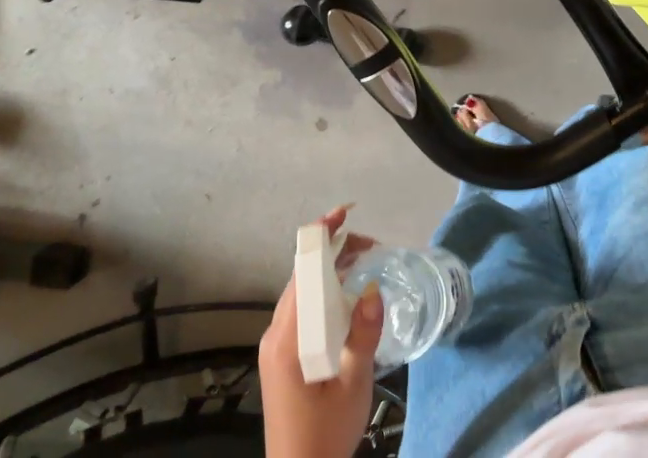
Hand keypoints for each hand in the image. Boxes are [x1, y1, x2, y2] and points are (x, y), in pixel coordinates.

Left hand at [259, 205, 385, 457]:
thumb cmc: (325, 433)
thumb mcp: (352, 385)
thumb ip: (362, 336)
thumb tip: (371, 289)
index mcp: (287, 338)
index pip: (302, 274)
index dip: (321, 239)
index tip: (343, 214)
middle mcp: (276, 335)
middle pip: (301, 279)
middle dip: (333, 251)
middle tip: (372, 244)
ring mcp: (277, 347)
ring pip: (302, 294)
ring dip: (330, 272)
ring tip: (365, 260)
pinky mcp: (284, 358)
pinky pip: (303, 312)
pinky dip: (326, 293)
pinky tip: (348, 295)